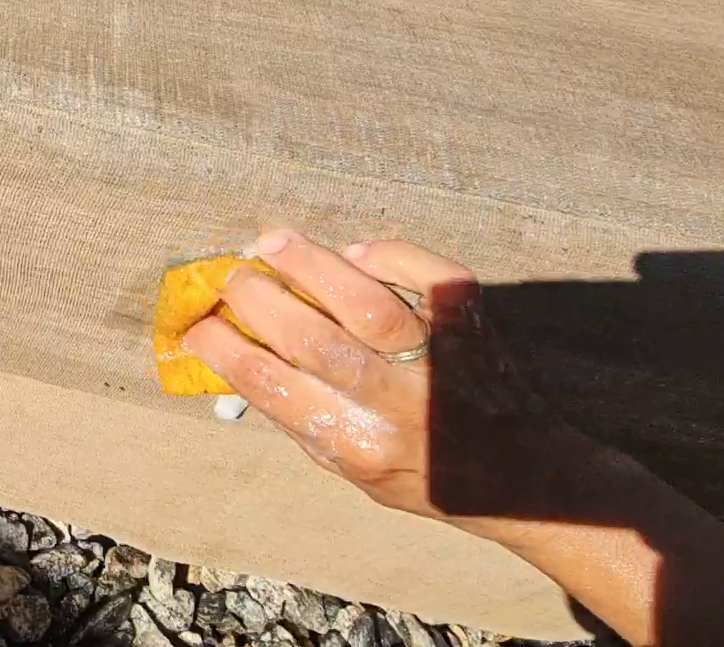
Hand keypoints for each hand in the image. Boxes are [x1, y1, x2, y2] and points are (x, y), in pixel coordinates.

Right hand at [184, 231, 571, 524]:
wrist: (526, 481)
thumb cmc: (413, 472)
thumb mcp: (341, 463)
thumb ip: (288, 409)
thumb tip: (224, 350)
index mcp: (352, 440)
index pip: (265, 382)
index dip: (218, 343)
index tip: (197, 324)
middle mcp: (395, 404)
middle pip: (310, 337)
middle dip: (254, 297)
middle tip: (232, 278)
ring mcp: (439, 363)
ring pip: (366, 302)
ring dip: (308, 263)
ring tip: (270, 242)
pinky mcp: (473, 328)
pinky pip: (432, 277)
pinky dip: (388, 255)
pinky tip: (354, 252)